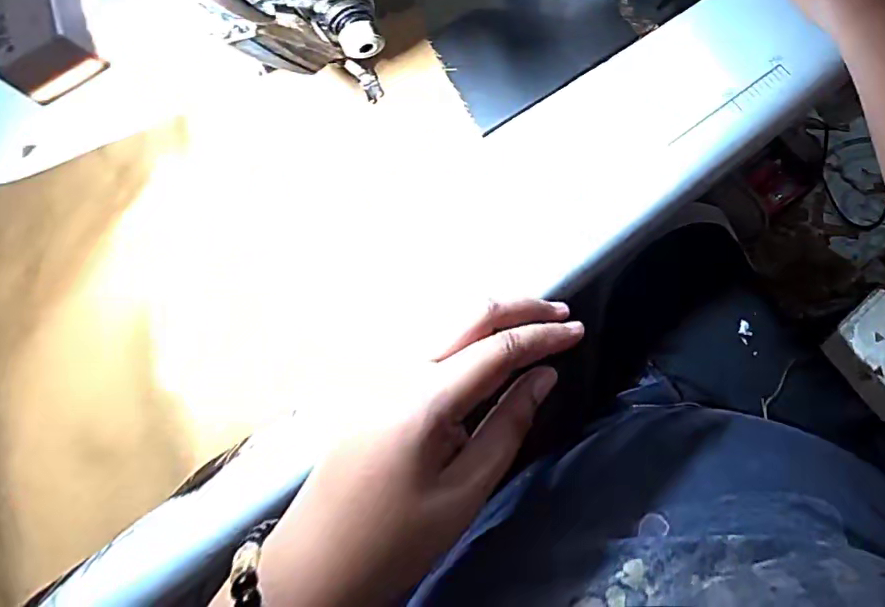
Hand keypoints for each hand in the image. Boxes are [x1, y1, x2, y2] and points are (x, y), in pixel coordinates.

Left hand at [246, 300, 584, 606]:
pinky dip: (472, 334)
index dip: (543, 336)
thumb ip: (509, 425)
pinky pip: (434, 344)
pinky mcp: (374, 388)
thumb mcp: (463, 494)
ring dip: (498, 316)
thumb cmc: (391, 543)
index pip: (498, 348)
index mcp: (425, 399)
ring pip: (451, 323)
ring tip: (534, 325)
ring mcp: (383, 377)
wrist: (305, 575)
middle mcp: (402, 373)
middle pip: (472, 316)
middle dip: (523, 308)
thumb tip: (543, 376)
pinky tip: (490, 347)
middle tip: (562, 316)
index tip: (578, 332)